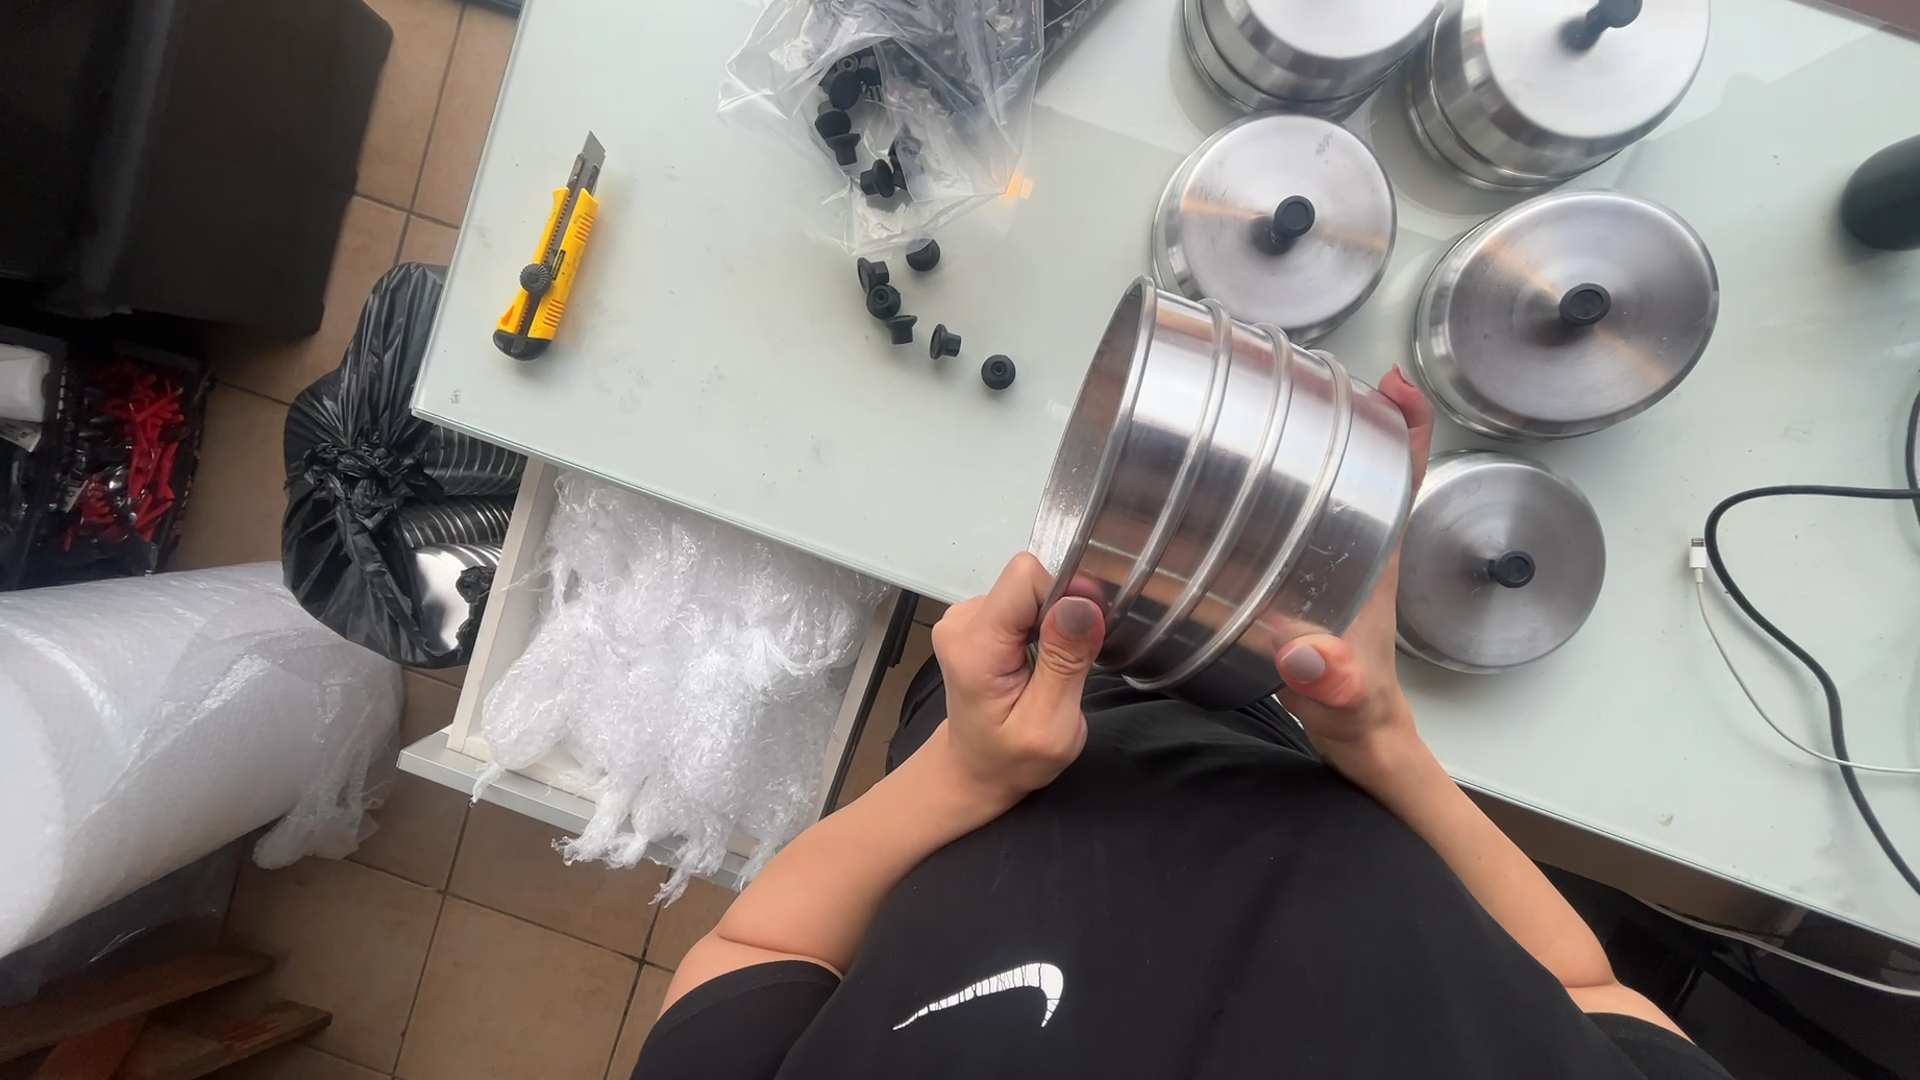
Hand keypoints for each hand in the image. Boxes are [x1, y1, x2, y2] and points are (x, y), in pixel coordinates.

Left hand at [928, 553, 1105, 805]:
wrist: (974, 769)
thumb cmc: (1012, 758)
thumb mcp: (1051, 725)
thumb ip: (1065, 662)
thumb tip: (1082, 603)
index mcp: (974, 646)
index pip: (1024, 578)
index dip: (1063, 597)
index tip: (1079, 638)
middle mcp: (960, 620)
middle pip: (1027, 582)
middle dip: (1057, 615)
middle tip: (1062, 666)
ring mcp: (962, 617)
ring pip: (1026, 591)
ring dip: (1047, 624)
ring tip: (1045, 668)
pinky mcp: (973, 619)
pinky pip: (1019, 601)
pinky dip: (1035, 626)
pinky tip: (1033, 661)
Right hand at [1275, 367, 1435, 764]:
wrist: (1359, 745)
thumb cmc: (1361, 719)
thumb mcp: (1345, 704)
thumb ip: (1333, 684)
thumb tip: (1310, 654)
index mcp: (1375, 566)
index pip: (1404, 481)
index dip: (1404, 426)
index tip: (1386, 380)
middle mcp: (1358, 556)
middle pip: (1367, 469)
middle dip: (1351, 418)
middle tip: (1305, 379)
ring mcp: (1333, 569)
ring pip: (1333, 493)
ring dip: (1312, 451)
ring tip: (1266, 416)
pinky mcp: (1305, 586)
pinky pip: (1300, 526)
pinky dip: (1279, 498)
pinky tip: (1238, 496)